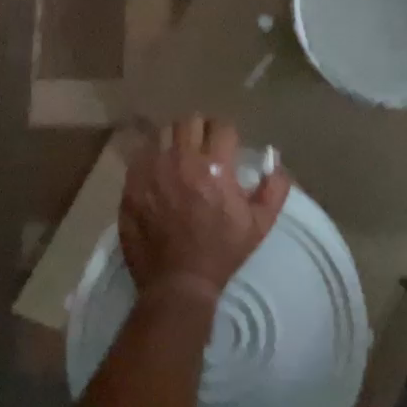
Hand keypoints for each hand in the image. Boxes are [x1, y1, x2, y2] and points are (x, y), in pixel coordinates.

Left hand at [118, 115, 290, 302]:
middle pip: (188, 122)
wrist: (178, 284)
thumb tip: (275, 159)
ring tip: (178, 157)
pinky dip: (151, 159)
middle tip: (202, 147)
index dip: (225, 133)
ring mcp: (152, 171)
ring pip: (162, 134)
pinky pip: (140, 156)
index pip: (220, 126)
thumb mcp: (259, 224)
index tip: (226, 145)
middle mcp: (181, 160)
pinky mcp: (131, 185)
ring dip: (174, 141)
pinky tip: (158, 173)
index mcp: (214, 166)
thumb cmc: (221, 253)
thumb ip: (274, 188)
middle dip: (199, 131)